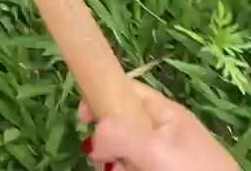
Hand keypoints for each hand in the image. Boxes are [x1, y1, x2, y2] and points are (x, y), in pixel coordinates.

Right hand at [77, 81, 238, 170]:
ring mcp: (168, 159)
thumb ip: (117, 133)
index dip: (98, 96)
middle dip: (108, 142)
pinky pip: (137, 168)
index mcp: (164, 112)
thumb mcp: (155, 149)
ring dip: (118, 164)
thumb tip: (92, 141)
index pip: (122, 89)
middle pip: (120, 125)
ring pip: (127, 153)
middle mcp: (165, 132)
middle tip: (107, 163)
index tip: (82, 118)